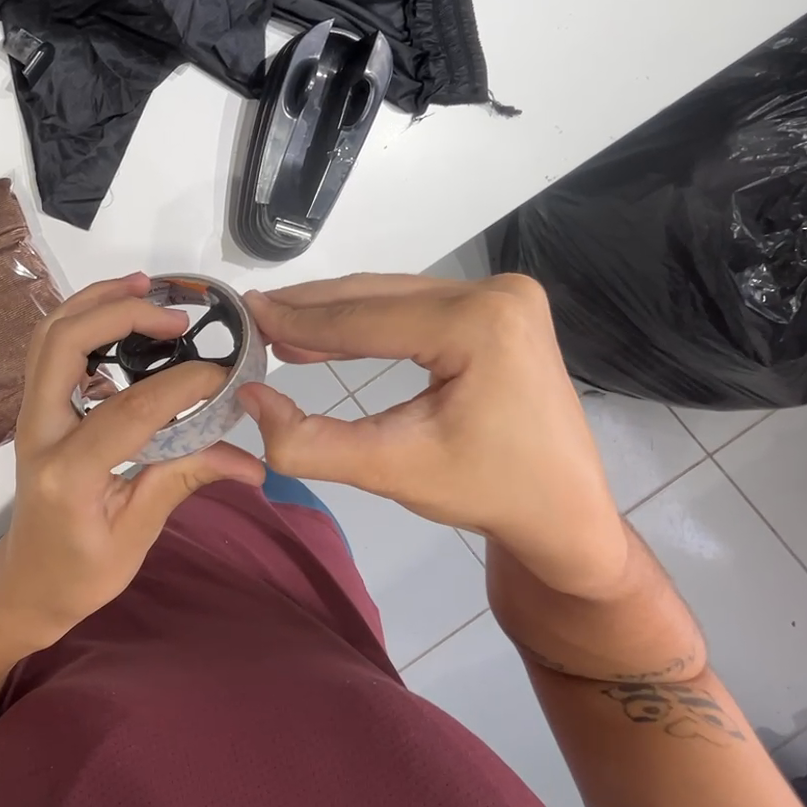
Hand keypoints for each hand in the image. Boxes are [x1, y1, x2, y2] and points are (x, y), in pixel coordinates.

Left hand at [0, 273, 266, 645]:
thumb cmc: (80, 571)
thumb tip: (253, 461)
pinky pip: (51, 349)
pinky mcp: (36, 407)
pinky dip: (84, 321)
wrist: (28, 580)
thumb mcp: (136, 534)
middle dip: (118, 313)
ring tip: (146, 288)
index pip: (129, 411)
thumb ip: (184, 480)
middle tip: (176, 314)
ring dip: (94, 303)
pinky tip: (123, 320)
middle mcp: (38, 429)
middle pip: (63, 344)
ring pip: (49, 336)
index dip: (182, 385)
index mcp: (68, 471)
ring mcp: (30, 413)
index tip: (224, 373)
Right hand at [237, 273, 627, 595]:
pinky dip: (364, 322)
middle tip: (250, 316)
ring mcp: (502, 296)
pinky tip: (324, 337)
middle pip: (376, 297)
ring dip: (332, 315)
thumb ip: (306, 441)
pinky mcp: (498, 308)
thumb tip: (247, 397)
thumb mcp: (387, 469)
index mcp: (479, 324)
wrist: (564, 512)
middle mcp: (496, 294)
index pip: (364, 319)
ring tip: (277, 326)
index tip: (243, 313)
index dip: (296, 319)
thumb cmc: (485, 492)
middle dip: (309, 310)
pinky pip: (411, 307)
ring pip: (390, 298)